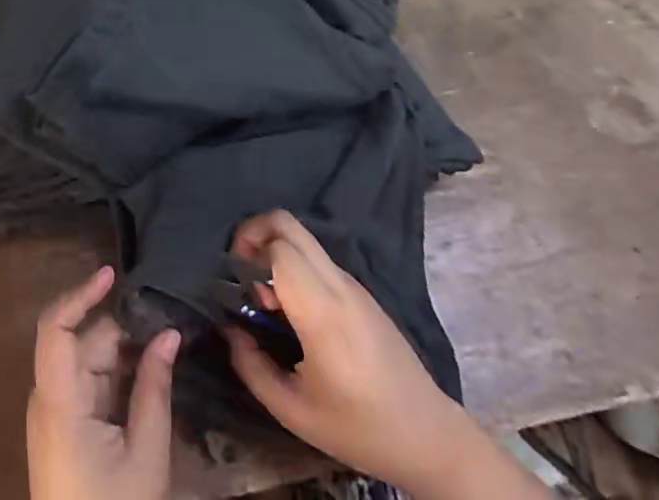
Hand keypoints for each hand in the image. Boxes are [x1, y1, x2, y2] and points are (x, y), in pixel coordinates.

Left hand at [27, 266, 181, 499]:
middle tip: (168, 318)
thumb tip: (170, 333)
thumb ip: (154, 387)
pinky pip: (92, 380)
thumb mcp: (146, 452)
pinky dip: (119, 371)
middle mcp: (50, 397)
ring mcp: (56, 410)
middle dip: (123, 327)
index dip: (80, 295)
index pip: (56, 330)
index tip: (113, 274)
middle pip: (83, 342)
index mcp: (59, 402)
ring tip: (167, 341)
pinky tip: (150, 368)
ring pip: (90, 359)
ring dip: (125, 349)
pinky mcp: (66, 422)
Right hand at [222, 212, 476, 493]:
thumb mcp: (291, 410)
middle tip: (242, 276)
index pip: (279, 247)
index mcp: (321, 311)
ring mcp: (352, 284)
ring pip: (303, 238)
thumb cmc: (357, 427)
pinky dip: (293, 267)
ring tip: (267, 304)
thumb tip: (231, 329)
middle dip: (254, 234)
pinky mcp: (360, 291)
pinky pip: (317, 259)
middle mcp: (338, 284)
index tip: (237, 288)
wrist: (426, 433)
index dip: (247, 253)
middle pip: (288, 224)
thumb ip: (251, 366)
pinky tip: (291, 313)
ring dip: (274, 253)